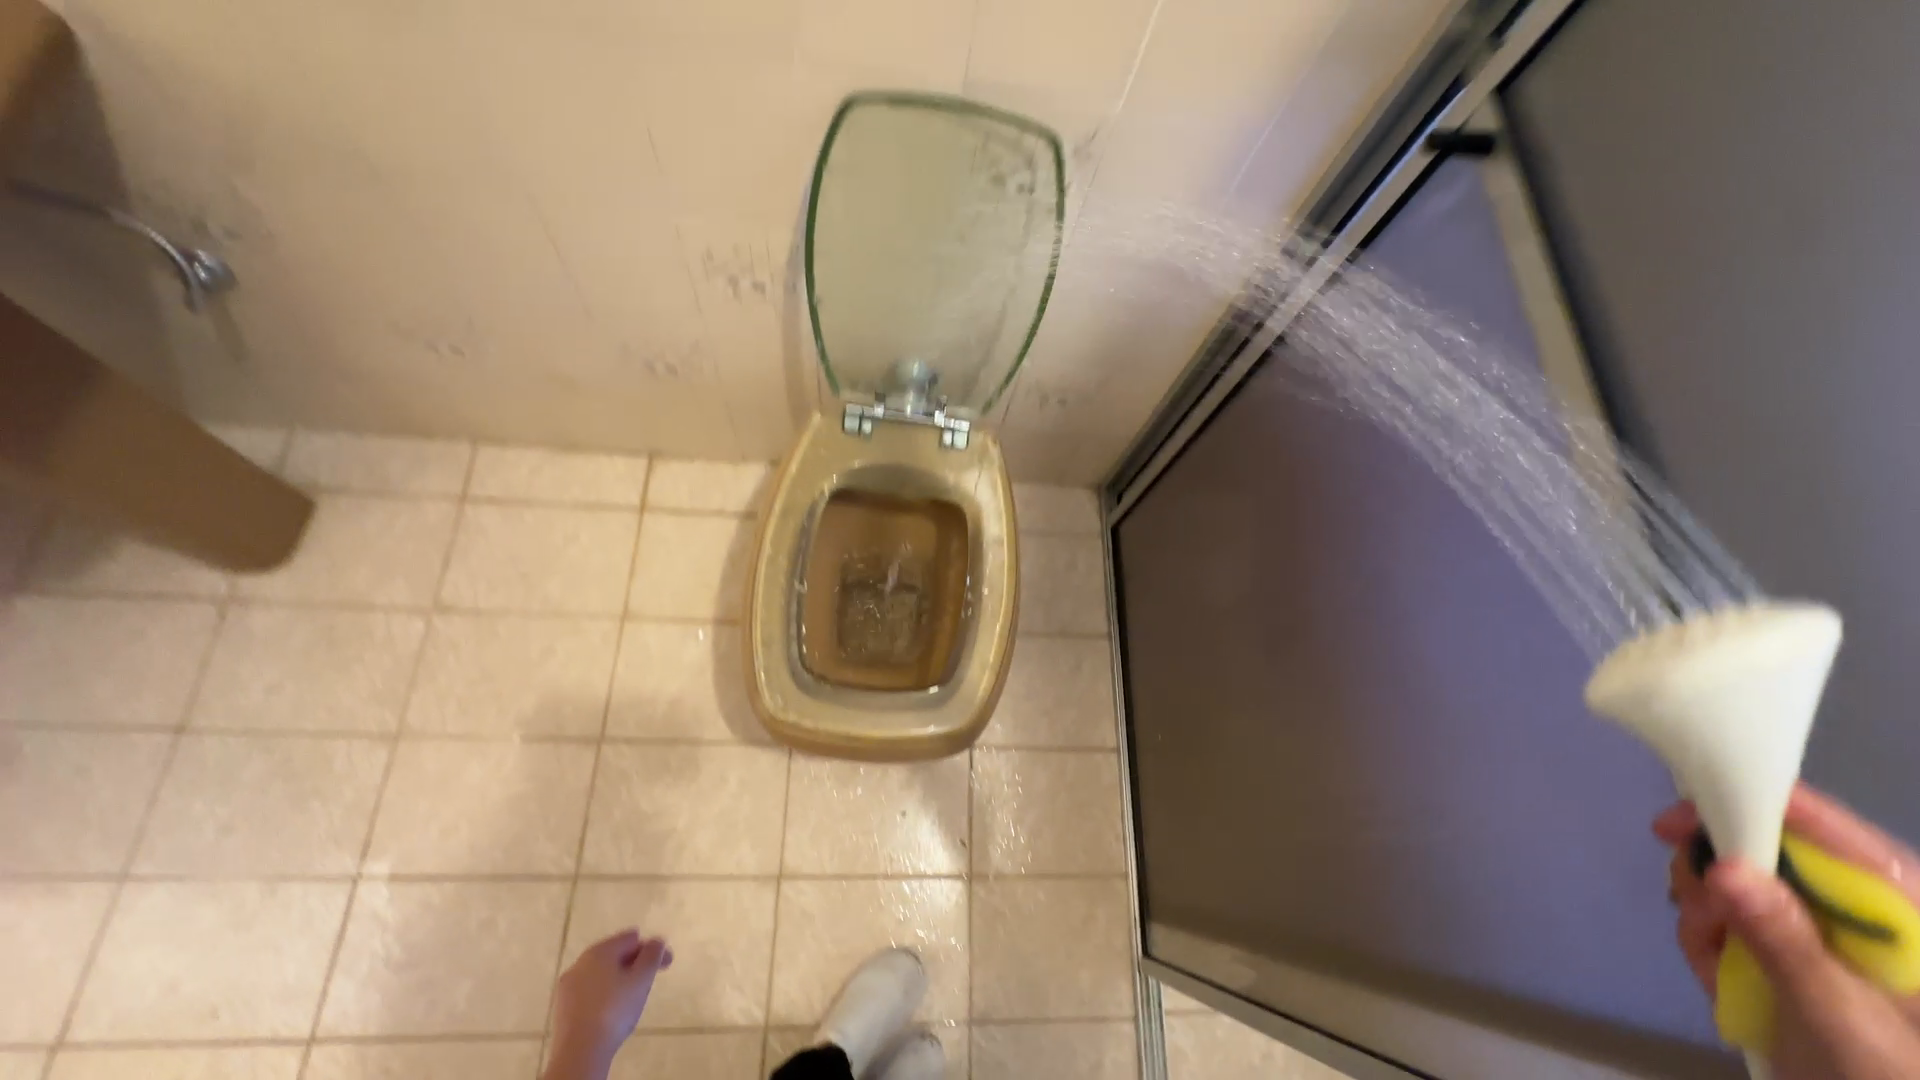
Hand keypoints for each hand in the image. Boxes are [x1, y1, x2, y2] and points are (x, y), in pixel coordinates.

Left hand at [545, 930, 673, 1079]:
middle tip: (650, 980)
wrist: (580, 1051)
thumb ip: (653, 955)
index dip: (652, 948)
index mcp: (601, 951)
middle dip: (634, 963)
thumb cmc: (615, 1010)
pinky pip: (589, 991)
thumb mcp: (642, 979)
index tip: (666, 964)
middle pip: (614, 954)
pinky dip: (603, 993)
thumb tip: (657, 941)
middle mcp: (581, 962)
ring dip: (618, 978)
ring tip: (632, 996)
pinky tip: (611, 1010)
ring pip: (600, 973)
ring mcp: (568, 985)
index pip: (632, 938)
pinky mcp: (562, 1007)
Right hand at [1655, 783, 1919, 1078]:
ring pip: (1738, 882)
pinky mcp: (1789, 952)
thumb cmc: (1885, 1077)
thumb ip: (1786, 944)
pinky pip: (1727, 916)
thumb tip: (1724, 867)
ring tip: (1710, 957)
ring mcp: (1824, 934)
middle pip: (1775, 853)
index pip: (1843, 838)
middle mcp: (1865, 915)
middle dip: (1721, 874)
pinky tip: (1716, 974)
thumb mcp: (1842, 1019)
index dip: (1772, 806)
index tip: (1699, 800)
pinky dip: (1707, 937)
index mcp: (1905, 918)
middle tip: (1692, 903)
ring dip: (1707, 911)